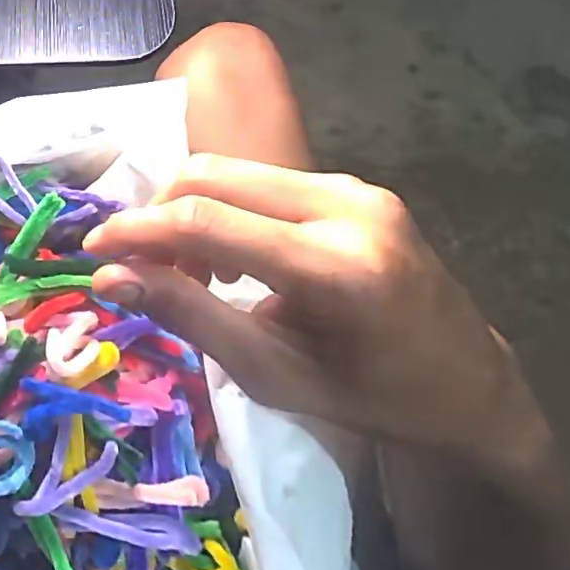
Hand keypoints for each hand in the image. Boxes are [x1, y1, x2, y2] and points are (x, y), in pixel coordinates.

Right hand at [84, 155, 552, 479]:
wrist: (473, 390)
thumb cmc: (370, 400)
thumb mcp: (271, 375)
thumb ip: (187, 316)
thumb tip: (111, 276)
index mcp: (338, 268)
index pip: (209, 222)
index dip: (139, 228)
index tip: (95, 248)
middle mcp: (349, 206)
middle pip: (214, 176)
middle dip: (159, 212)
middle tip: (140, 262)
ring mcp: (355, 187)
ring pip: (233, 170)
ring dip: (189, 209)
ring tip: (189, 267)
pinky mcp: (352, 184)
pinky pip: (260, 179)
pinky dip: (222, 207)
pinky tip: (230, 253)